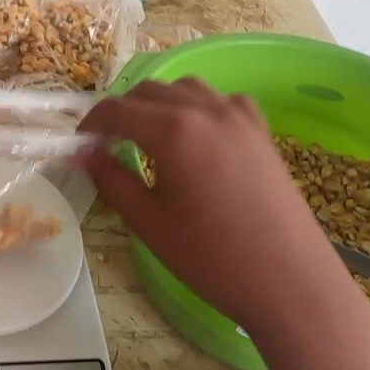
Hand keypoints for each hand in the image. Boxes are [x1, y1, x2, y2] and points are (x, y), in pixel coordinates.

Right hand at [78, 78, 362, 334]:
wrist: (290, 281)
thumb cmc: (213, 259)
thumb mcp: (149, 223)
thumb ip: (112, 180)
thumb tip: (84, 153)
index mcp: (174, 131)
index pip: (117, 110)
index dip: (91, 123)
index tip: (79, 144)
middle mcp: (206, 110)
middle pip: (149, 92)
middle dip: (121, 112)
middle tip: (106, 146)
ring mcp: (239, 116)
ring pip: (184, 88)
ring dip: (157, 105)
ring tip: (146, 138)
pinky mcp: (261, 131)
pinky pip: (219, 101)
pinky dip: (196, 107)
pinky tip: (194, 138)